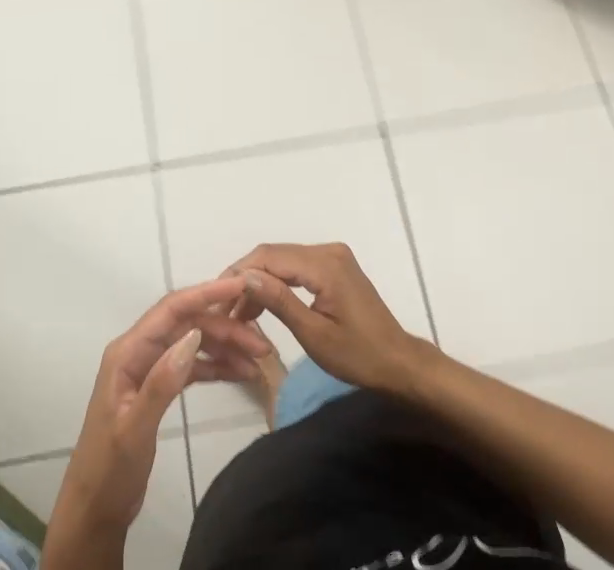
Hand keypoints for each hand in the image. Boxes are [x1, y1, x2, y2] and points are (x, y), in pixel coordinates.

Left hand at [53, 278, 270, 531]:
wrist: (95, 508)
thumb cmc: (110, 469)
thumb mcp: (136, 428)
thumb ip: (162, 381)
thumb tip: (193, 336)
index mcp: (126, 353)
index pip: (171, 310)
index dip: (207, 293)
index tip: (243, 286)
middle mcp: (137, 353)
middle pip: (187, 325)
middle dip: (225, 328)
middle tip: (263, 345)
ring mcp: (148, 370)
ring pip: (192, 344)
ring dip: (224, 347)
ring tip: (259, 360)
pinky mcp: (158, 388)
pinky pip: (191, 366)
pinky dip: (216, 367)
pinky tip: (241, 374)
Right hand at [230, 242, 433, 396]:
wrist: (397, 362)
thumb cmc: (357, 355)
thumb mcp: (313, 334)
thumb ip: (278, 301)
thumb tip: (244, 277)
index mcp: (325, 265)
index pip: (270, 257)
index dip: (239, 273)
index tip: (216, 297)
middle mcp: (329, 252)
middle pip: (274, 254)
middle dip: (246, 278)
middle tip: (224, 308)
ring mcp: (333, 257)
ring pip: (283, 260)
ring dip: (259, 282)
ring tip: (239, 312)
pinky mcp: (334, 267)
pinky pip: (296, 267)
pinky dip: (277, 284)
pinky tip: (261, 305)